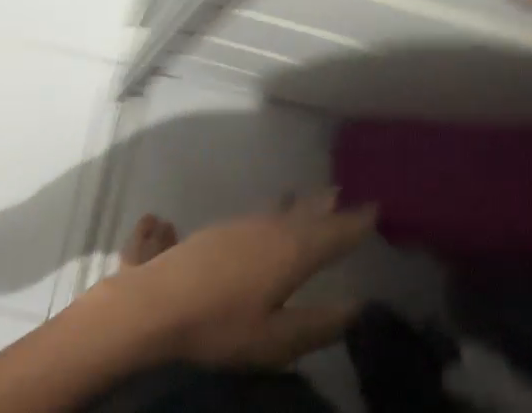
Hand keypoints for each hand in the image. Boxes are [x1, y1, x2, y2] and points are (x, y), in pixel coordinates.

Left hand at [81, 191, 375, 368]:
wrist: (155, 303)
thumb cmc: (221, 326)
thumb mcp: (276, 339)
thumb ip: (317, 324)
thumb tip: (355, 306)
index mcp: (290, 253)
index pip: (332, 234)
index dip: (355, 223)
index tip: (375, 208)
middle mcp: (268, 230)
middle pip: (304, 214)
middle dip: (325, 206)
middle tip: (342, 192)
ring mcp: (238, 227)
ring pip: (278, 212)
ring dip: (298, 205)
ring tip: (310, 196)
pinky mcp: (215, 232)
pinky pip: (257, 215)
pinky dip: (273, 211)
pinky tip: (267, 215)